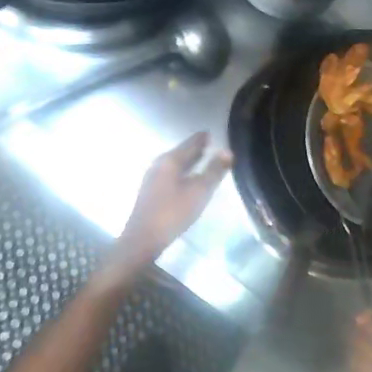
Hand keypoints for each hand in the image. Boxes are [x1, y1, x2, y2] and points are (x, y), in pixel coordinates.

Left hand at [103, 132, 232, 279]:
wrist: (143, 238)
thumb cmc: (173, 213)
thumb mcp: (199, 192)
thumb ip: (213, 171)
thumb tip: (228, 151)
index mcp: (169, 160)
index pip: (189, 144)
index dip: (201, 139)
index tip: (210, 133)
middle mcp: (158, 164)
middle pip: (180, 152)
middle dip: (194, 149)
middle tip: (208, 145)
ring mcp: (152, 178)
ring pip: (174, 164)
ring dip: (188, 161)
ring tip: (201, 160)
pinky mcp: (150, 191)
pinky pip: (169, 174)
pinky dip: (181, 171)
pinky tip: (187, 179)